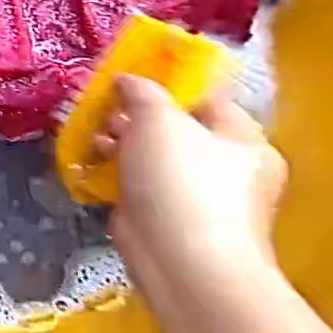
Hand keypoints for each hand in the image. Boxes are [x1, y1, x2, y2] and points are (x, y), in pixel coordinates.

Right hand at [92, 74, 287, 284]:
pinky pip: (134, 176)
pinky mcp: (164, 213)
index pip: (204, 94)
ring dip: (117, 136)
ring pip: (149, 149)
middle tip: (101, 100)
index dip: (165, 78)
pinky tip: (90, 157)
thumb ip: (141, 90)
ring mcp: (193, 192)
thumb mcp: (159, 118)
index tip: (127, 68)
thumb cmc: (183, 181)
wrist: (184, 264)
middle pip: (172, 122)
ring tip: (91, 130)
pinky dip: (113, 165)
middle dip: (132, 109)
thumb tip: (128, 80)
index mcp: (242, 138)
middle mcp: (224, 164)